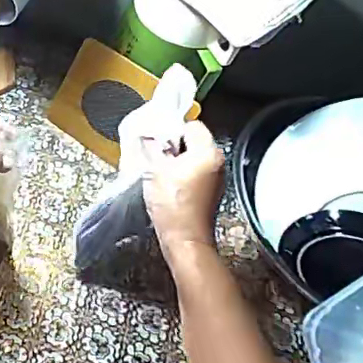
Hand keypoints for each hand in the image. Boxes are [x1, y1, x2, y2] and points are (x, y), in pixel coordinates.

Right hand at [143, 120, 224, 252]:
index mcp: (207, 153)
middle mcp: (217, 162)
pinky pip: (195, 170)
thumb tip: (145, 136)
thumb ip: (149, 147)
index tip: (156, 140)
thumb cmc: (171, 204)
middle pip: (193, 140)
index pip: (192, 125)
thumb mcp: (153, 170)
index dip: (172, 129)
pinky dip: (182, 172)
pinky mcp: (211, 189)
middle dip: (173, 145)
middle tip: (154, 155)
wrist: (184, 237)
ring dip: (176, 159)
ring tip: (159, 171)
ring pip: (193, 155)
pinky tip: (167, 183)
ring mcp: (216, 177)